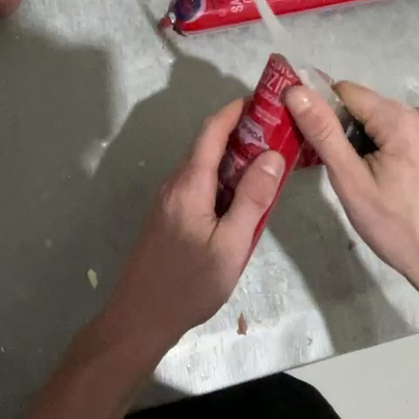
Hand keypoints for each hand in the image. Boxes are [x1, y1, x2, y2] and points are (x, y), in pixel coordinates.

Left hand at [100, 98, 285, 354]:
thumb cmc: (189, 284)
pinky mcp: (169, 216)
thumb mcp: (231, 245)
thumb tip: (272, 155)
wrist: (140, 318)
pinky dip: (222, 177)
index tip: (264, 100)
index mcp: (190, 183)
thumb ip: (252, 199)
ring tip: (268, 161)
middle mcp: (175, 183)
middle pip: (207, 144)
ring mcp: (169, 199)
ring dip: (233, 157)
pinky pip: (198, 183)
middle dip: (241, 132)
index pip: (212, 131)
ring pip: (203, 165)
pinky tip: (242, 195)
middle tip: (278, 133)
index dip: (235, 110)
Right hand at [285, 82, 418, 307]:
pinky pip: (412, 135)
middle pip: (371, 107)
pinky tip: (399, 184)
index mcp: (402, 120)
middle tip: (350, 174)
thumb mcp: (352, 183)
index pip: (347, 91)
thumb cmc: (399, 230)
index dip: (327, 113)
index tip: (320, 143)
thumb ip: (324, 133)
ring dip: (374, 142)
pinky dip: (397, 149)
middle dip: (353, 132)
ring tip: (376, 183)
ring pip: (390, 122)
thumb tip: (296, 91)